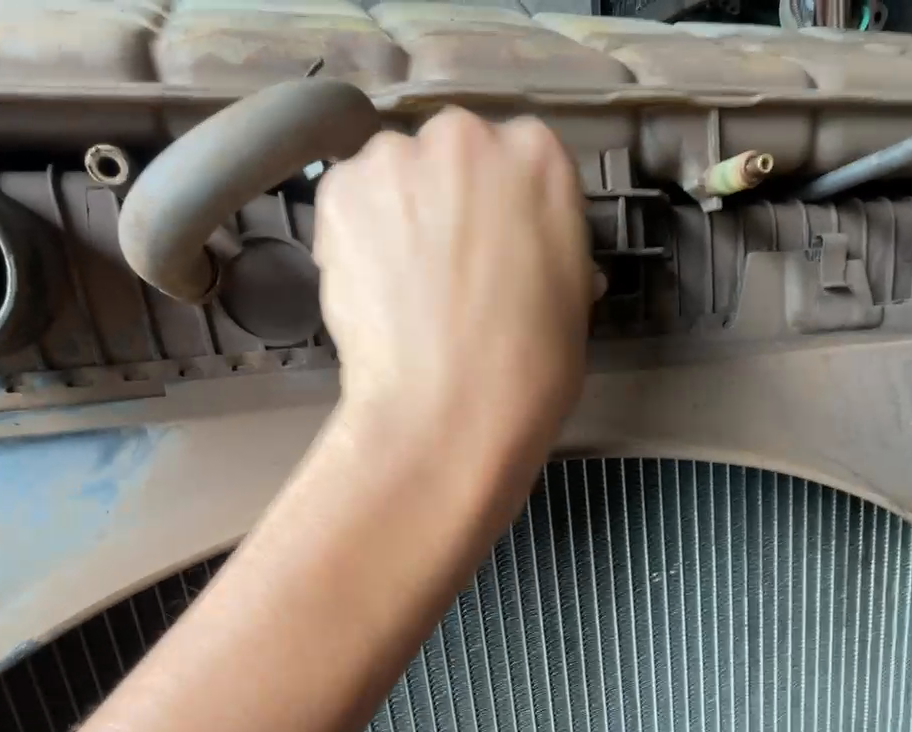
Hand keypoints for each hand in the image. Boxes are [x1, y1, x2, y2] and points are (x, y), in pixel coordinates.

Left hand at [312, 107, 592, 463]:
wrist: (451, 413)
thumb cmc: (531, 370)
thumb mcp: (572, 299)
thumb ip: (549, 249)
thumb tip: (531, 253)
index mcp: (540, 159)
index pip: (522, 158)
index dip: (509, 207)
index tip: (501, 241)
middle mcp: (467, 138)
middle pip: (455, 154)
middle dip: (453, 200)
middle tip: (454, 265)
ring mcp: (396, 159)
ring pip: (397, 174)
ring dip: (403, 213)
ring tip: (411, 284)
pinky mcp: (339, 192)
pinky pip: (352, 202)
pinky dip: (361, 235)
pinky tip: (381, 287)